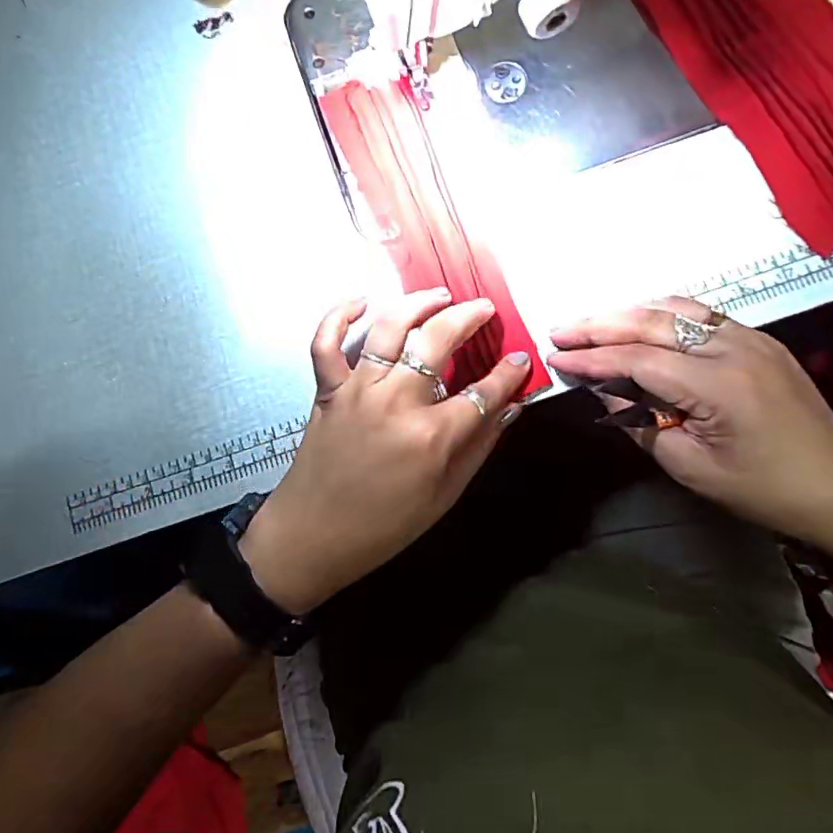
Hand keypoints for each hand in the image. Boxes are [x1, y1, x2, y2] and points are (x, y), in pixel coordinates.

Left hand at [237, 288, 532, 613]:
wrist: (313, 537)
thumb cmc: (386, 524)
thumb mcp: (446, 493)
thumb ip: (481, 445)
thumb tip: (510, 407)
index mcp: (431, 436)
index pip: (483, 392)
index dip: (508, 373)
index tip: (520, 358)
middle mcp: (396, 402)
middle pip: (438, 341)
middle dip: (469, 318)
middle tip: (485, 309)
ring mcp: (358, 391)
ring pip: (389, 328)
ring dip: (418, 304)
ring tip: (441, 295)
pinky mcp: (327, 390)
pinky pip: (327, 343)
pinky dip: (339, 316)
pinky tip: (362, 302)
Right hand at [546, 298, 832, 580]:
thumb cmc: (765, 490)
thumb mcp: (692, 467)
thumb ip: (641, 423)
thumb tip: (604, 391)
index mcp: (719, 384)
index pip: (638, 359)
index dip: (593, 358)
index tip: (557, 359)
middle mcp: (734, 346)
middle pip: (653, 322)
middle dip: (602, 324)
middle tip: (562, 330)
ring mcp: (752, 336)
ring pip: (678, 309)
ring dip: (632, 313)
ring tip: (595, 325)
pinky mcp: (761, 339)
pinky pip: (703, 315)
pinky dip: (664, 316)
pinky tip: (644, 325)